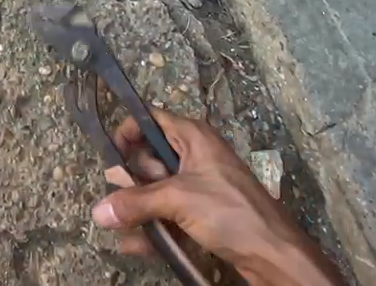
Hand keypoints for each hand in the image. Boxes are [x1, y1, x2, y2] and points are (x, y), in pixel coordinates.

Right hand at [93, 111, 340, 285]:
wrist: (277, 256)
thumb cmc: (229, 211)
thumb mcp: (178, 201)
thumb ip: (136, 203)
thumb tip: (98, 211)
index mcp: (192, 135)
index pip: (150, 118)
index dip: (127, 132)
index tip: (111, 156)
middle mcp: (194, 154)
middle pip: (150, 156)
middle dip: (132, 179)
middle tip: (120, 195)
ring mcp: (200, 184)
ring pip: (159, 188)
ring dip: (139, 207)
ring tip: (121, 227)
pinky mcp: (205, 212)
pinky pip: (171, 211)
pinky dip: (154, 225)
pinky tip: (135, 244)